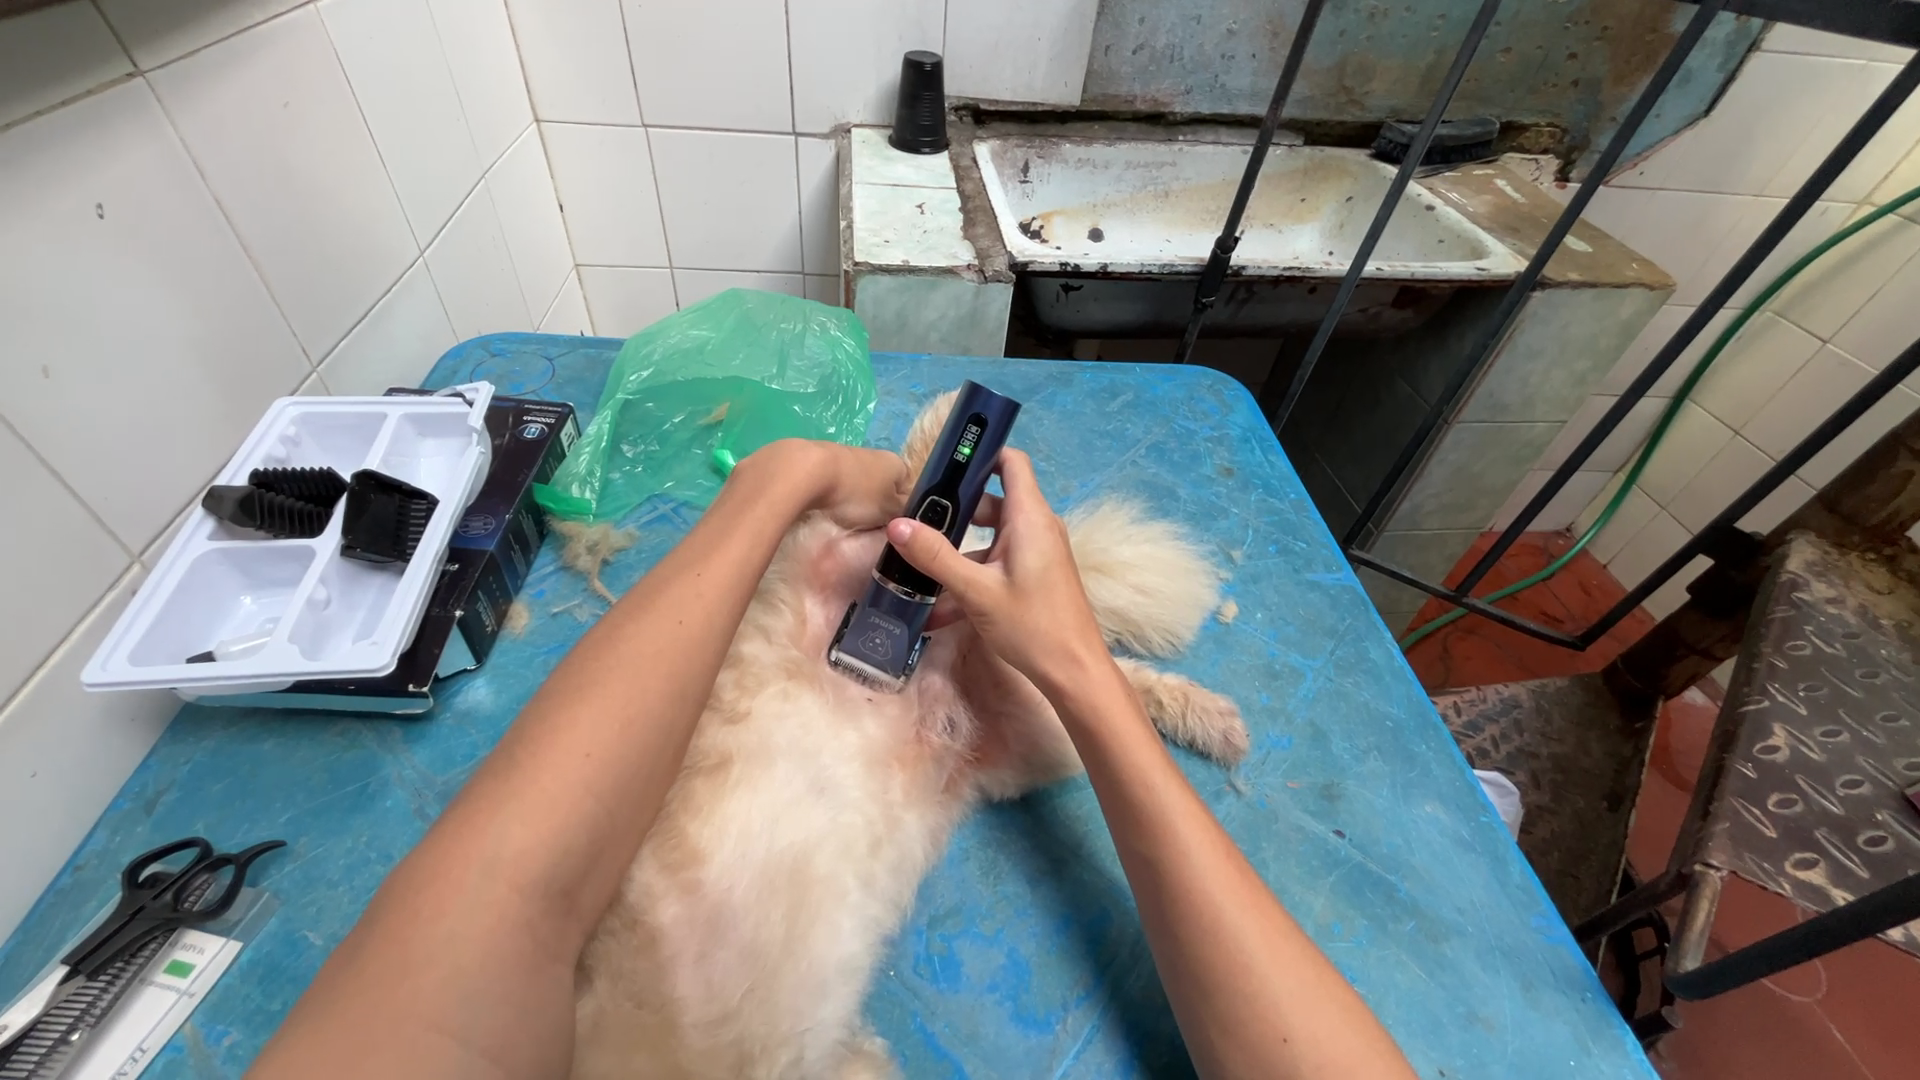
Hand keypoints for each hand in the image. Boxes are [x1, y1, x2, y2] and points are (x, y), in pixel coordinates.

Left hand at [737, 439, 911, 529]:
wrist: (805, 472)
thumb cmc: (855, 493)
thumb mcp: (888, 512)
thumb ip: (903, 515)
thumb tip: (908, 520)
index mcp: (896, 463)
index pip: (909, 489)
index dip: (902, 511)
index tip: (891, 529)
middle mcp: (875, 454)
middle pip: (881, 486)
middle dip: (875, 505)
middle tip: (868, 528)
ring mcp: (846, 454)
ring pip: (857, 484)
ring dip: (853, 500)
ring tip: (843, 521)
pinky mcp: (820, 460)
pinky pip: (834, 483)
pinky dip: (832, 495)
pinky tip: (824, 508)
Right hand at [883, 449, 1109, 691]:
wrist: (1074, 672)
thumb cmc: (1032, 625)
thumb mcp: (976, 591)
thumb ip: (936, 556)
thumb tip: (896, 525)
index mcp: (1029, 517)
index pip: (1011, 462)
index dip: (980, 453)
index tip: (943, 462)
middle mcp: (1035, 528)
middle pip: (990, 502)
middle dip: (952, 512)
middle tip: (915, 520)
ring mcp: (1035, 554)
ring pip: (988, 540)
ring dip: (955, 555)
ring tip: (914, 569)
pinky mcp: (1032, 577)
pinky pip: (995, 566)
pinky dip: (970, 579)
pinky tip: (935, 611)